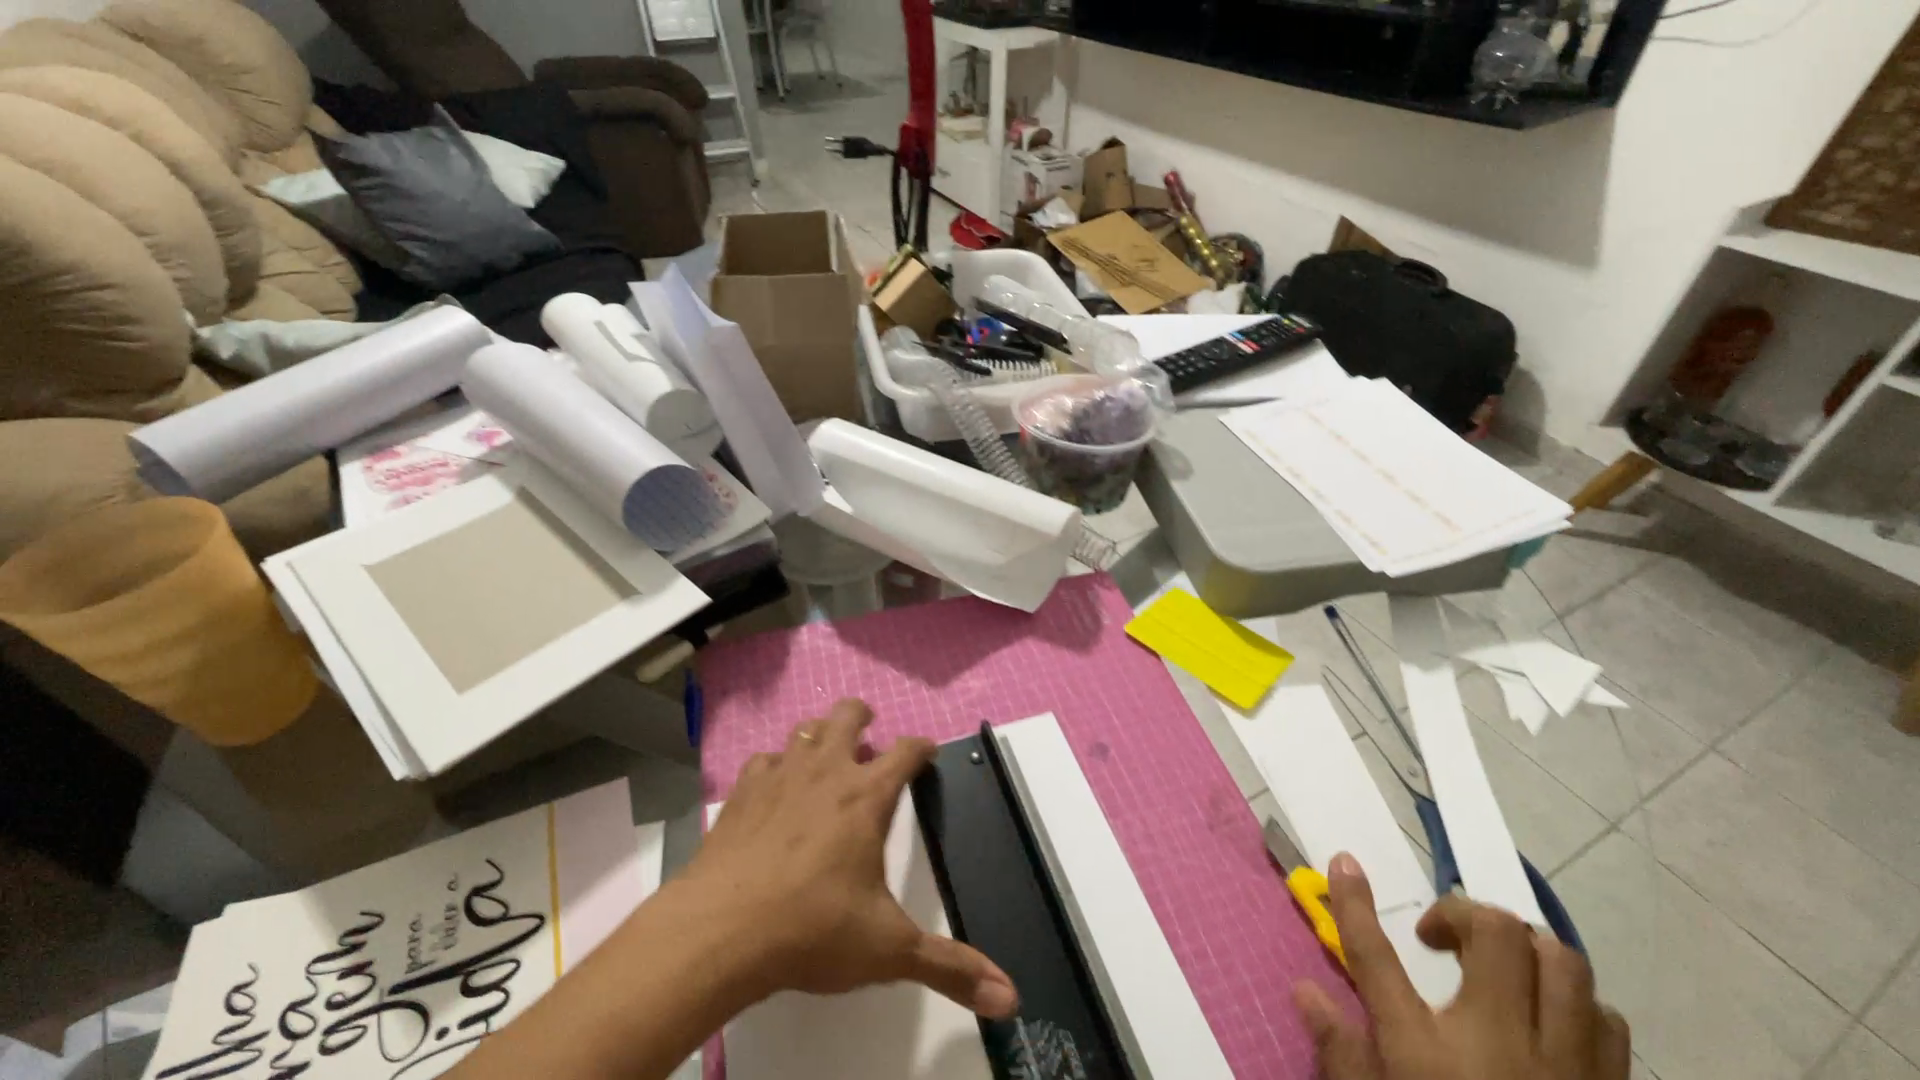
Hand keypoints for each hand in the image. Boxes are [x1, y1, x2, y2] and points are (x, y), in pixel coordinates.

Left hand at [680, 699, 1018, 1018]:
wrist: (720, 932)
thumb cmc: (812, 930)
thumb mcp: (889, 950)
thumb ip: (949, 967)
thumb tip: (1009, 997)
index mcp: (867, 798)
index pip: (906, 751)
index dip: (922, 747)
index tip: (928, 753)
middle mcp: (825, 773)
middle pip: (848, 715)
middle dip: (863, 717)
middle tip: (870, 737)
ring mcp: (778, 778)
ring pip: (804, 731)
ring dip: (819, 737)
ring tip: (825, 759)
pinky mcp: (740, 795)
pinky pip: (762, 761)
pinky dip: (775, 767)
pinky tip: (774, 790)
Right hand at [1293, 854, 1629, 1079]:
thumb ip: (1340, 1051)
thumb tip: (1304, 991)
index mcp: (1423, 1048)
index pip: (1375, 956)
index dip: (1355, 902)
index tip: (1344, 862)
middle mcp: (1496, 1039)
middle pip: (1493, 933)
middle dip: (1462, 916)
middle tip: (1439, 941)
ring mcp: (1563, 1063)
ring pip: (1561, 962)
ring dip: (1524, 951)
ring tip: (1498, 968)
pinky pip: (1605, 1017)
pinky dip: (1577, 1002)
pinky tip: (1553, 1017)